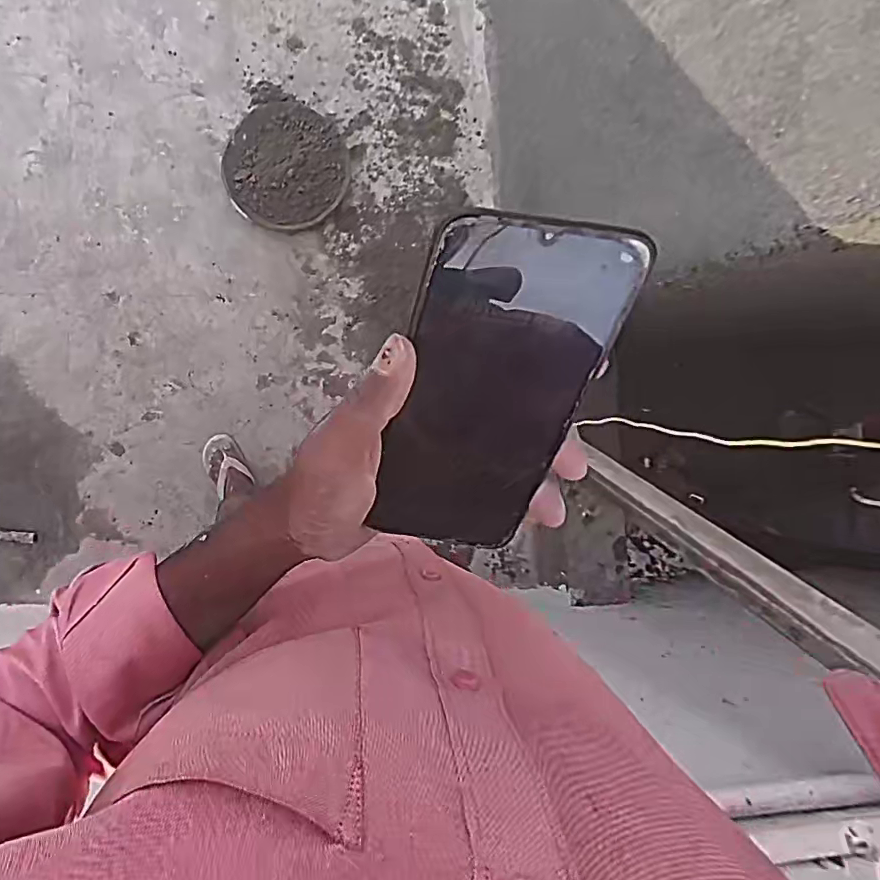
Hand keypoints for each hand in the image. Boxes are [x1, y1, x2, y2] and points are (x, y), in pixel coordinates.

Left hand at [266, 333, 590, 560]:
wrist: (308, 533)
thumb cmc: (321, 481)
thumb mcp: (349, 436)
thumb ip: (376, 397)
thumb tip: (400, 347)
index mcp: (404, 404)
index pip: (466, 385)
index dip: (511, 389)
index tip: (550, 395)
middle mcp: (421, 425)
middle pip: (491, 425)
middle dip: (536, 441)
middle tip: (571, 461)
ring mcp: (426, 459)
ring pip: (490, 460)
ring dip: (526, 477)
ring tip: (552, 503)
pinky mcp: (427, 490)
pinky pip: (474, 490)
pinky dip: (502, 500)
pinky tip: (525, 514)